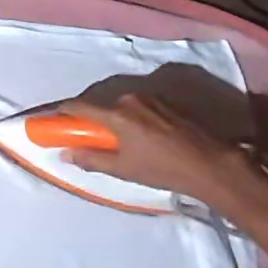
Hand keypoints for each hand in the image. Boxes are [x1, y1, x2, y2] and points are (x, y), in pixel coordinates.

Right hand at [58, 94, 251, 202]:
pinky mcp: (168, 101)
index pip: (80, 106)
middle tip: (98, 138)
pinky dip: (137, 117)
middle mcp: (130, 99)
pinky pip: (142, 106)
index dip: (64, 111)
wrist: (212, 165)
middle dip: (97, 120)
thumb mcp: (124, 169)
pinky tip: (148, 136)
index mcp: (116, 114)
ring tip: (127, 140)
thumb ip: (92, 159)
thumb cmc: (163, 169)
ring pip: (124, 105)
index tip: (55, 117)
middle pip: (104, 106)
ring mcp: (151, 98)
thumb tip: (66, 153)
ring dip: (119, 118)